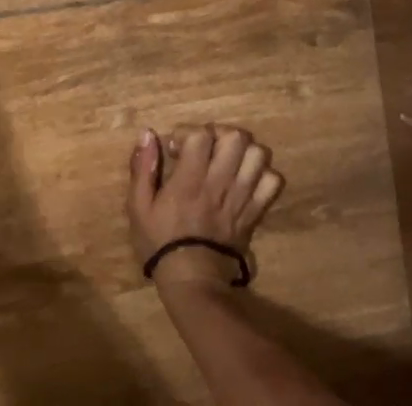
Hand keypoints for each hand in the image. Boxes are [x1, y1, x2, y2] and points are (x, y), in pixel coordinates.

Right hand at [127, 125, 283, 290]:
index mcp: (190, 179)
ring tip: (228, 161)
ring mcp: (242, 196)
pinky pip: (273, 182)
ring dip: (243, 152)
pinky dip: (262, 175)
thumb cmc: (161, 240)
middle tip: (206, 149)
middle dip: (219, 135)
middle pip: (236, 138)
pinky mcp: (256, 211)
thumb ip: (142, 167)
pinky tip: (245, 180)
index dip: (188, 133)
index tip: (177, 149)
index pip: (201, 135)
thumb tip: (147, 134)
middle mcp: (220, 182)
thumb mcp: (138, 206)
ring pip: (258, 155)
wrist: (193, 279)